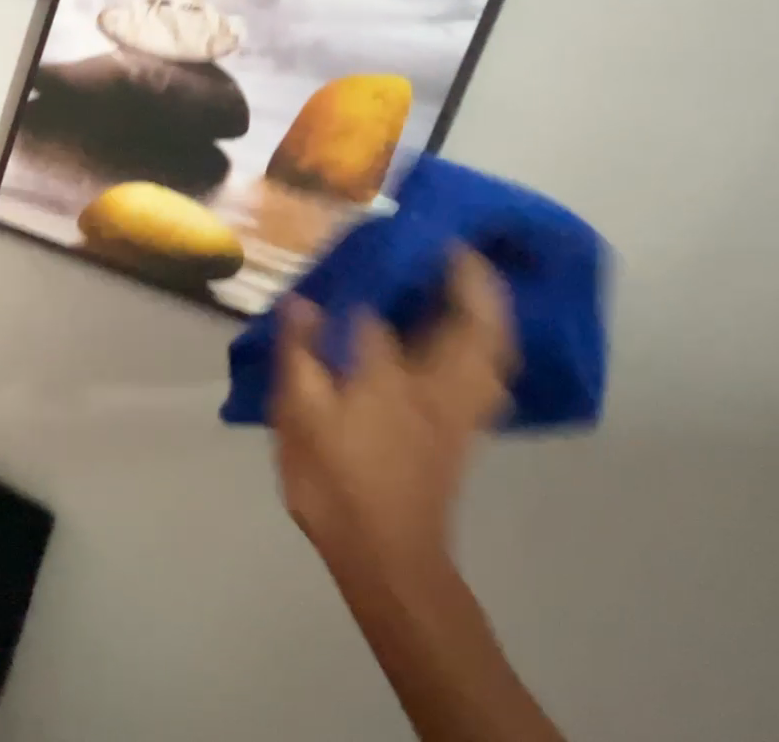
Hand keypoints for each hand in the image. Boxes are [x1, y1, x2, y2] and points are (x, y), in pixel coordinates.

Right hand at [272, 247, 516, 575]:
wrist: (385, 550)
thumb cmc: (335, 479)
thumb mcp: (299, 414)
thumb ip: (300, 354)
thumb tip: (303, 302)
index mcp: (395, 377)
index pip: (386, 312)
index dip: (375, 275)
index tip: (366, 241)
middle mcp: (441, 385)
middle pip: (475, 321)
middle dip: (468, 278)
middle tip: (445, 246)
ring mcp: (460, 409)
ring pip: (491, 347)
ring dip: (484, 309)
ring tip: (458, 283)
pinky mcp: (463, 429)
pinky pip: (485, 368)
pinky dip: (481, 341)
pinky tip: (457, 337)